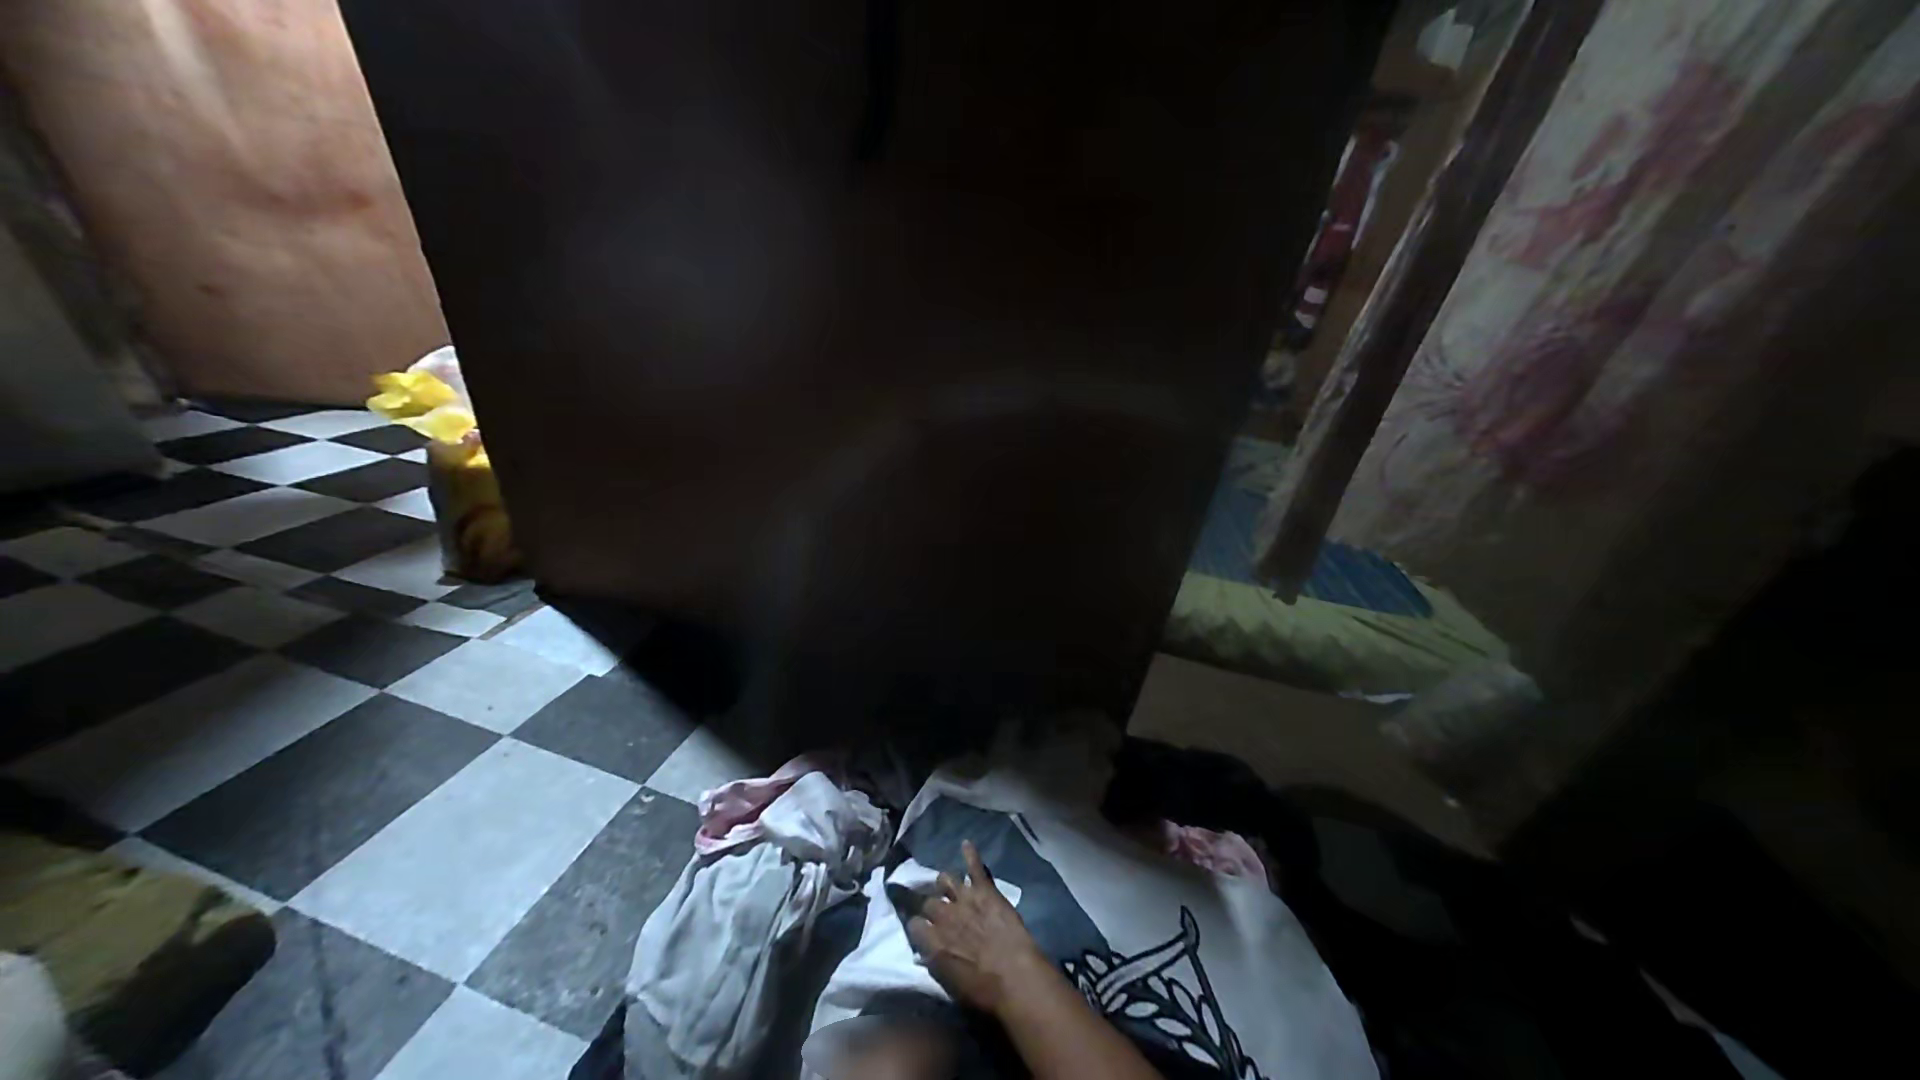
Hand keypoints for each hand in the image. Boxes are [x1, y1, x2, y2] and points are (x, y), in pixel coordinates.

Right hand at [906, 840, 1051, 1014]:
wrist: (1015, 975)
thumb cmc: (983, 991)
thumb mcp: (950, 985)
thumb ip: (935, 962)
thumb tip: (926, 951)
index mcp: (932, 941)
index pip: (914, 925)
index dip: (919, 927)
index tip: (922, 930)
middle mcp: (943, 915)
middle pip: (928, 901)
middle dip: (930, 905)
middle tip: (936, 910)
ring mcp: (964, 898)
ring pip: (946, 879)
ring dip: (946, 883)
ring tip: (949, 886)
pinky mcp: (985, 890)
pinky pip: (975, 866)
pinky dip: (971, 854)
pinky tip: (967, 845)